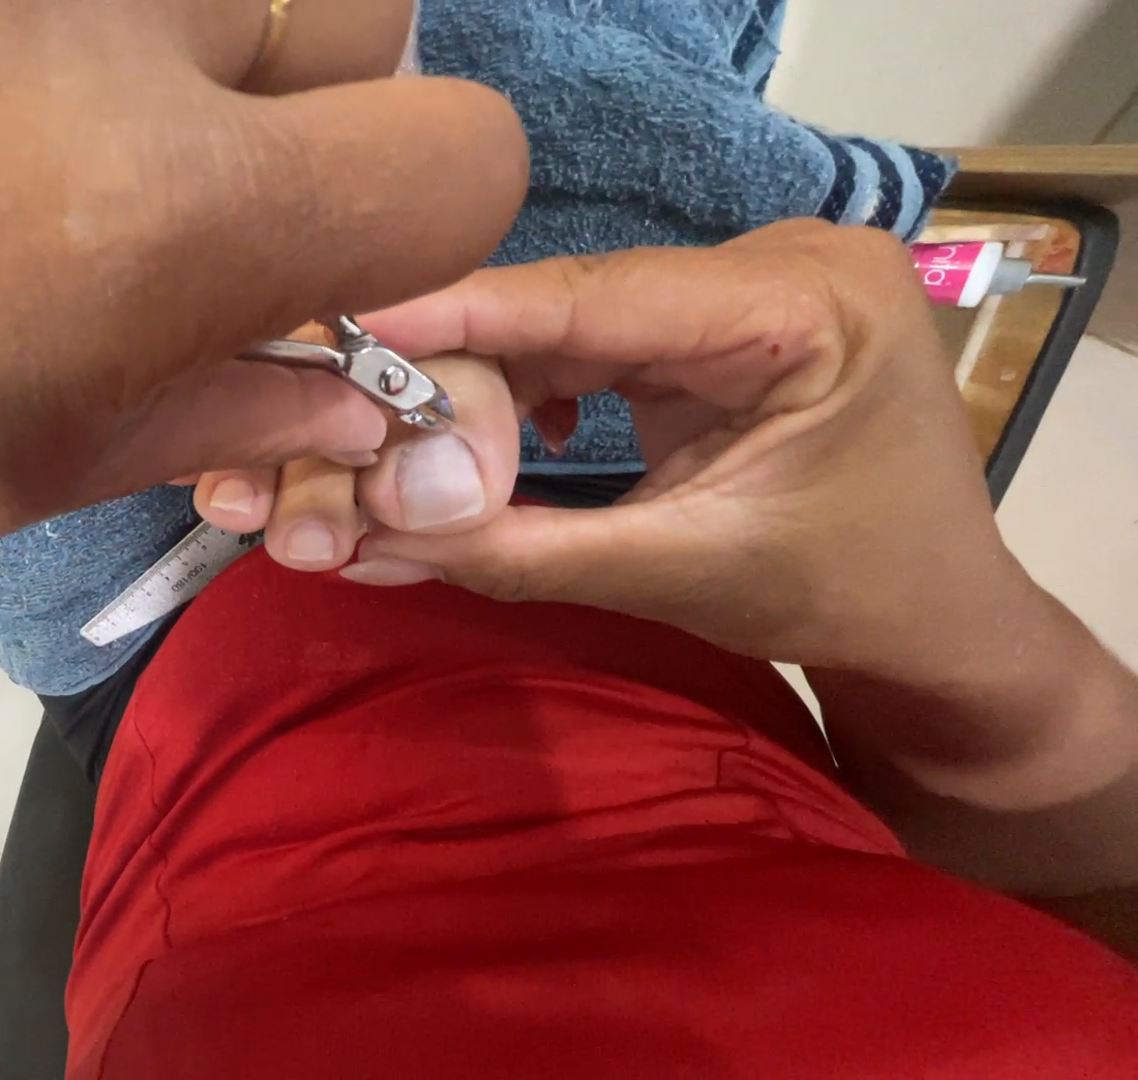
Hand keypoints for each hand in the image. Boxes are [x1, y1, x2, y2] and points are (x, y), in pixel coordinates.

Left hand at [0, 0, 526, 615]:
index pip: (465, 155)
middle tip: (194, 194)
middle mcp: (101, 20)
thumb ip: (259, 397)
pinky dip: (70, 31)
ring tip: (65, 132)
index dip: (429, 222)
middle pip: (367, 11)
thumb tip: (377, 384)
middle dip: (318, 122)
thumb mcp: (82, 457)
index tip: (343, 261)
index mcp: (167, 211)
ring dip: (204, 50)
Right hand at [318, 221, 1030, 680]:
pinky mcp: (686, 335)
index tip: (349, 331)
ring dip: (464, 394)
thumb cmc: (841, 592)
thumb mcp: (672, 573)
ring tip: (391, 446)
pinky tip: (474, 441)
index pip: (591, 298)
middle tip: (353, 433)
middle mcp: (760, 271)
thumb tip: (366, 545)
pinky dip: (505, 401)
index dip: (457, 315)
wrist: (927, 615)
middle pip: (553, 315)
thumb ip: (516, 554)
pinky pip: (564, 355)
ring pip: (546, 334)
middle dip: (447, 379)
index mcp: (801, 305)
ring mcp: (720, 297)